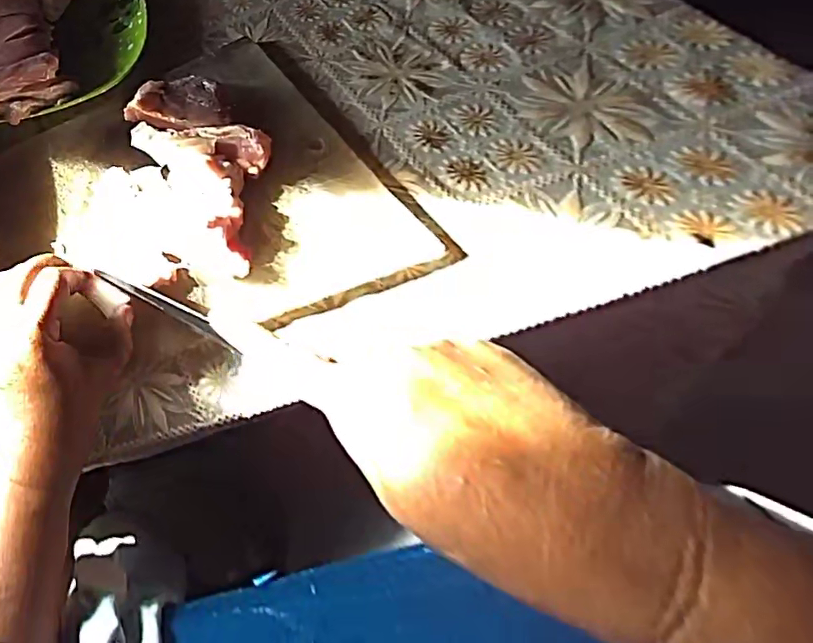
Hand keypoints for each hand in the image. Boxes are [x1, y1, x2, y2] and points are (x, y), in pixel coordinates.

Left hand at [0, 255, 133, 491]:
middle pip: (21, 273)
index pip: (51, 282)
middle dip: (51, 266)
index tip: (94, 284)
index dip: (77, 276)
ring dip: (29, 274)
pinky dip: (17, 291)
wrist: (32, 459)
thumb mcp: (100, 377)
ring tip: (59, 284)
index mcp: (30, 334)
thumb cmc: (64, 425)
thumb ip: (117, 337)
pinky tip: (41, 305)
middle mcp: (4, 330)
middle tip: (77, 276)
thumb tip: (124, 310)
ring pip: (2, 283)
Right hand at [210, 321, 728, 642]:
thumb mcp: (401, 496)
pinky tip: (467, 410)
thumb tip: (327, 396)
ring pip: (381, 344)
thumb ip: (352, 430)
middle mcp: (397, 363)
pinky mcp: (476, 339)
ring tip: (439, 422)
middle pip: (337, 347)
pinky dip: (433, 370)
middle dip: (345, 372)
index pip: (289, 360)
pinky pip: (425, 346)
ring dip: (392, 372)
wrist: (623, 529)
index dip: (252, 340)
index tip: (226, 318)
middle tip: (382, 418)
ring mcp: (439, 344)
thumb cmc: (511, 532)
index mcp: (368, 408)